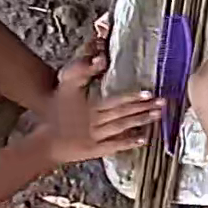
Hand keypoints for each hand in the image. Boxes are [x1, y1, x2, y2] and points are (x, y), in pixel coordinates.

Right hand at [37, 28, 164, 165]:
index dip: (132, 97)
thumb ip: (82, 73)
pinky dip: (128, 142)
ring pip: (120, 127)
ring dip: (140, 121)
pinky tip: (144, 138)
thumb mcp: (66, 90)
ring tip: (158, 115)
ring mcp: (93, 136)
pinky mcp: (94, 150)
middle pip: (121, 113)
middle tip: (163, 102)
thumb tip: (100, 58)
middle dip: (143, 108)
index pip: (113, 101)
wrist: (44, 142)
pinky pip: (113, 146)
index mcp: (87, 107)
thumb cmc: (57, 112)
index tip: (149, 93)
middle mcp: (92, 121)